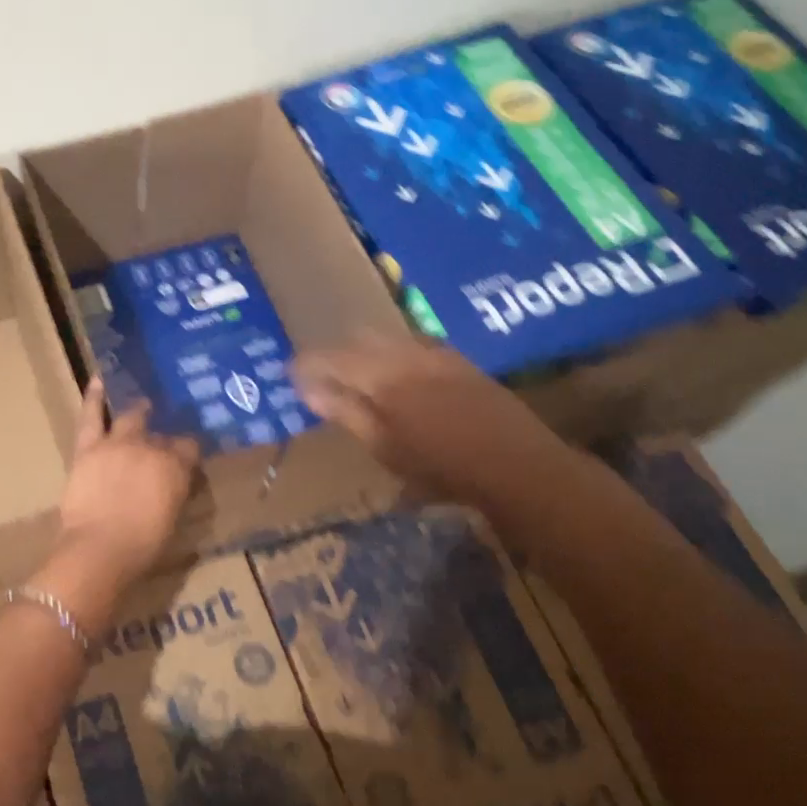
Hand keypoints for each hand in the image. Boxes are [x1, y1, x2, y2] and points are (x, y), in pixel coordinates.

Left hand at [52, 379, 199, 590]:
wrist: (100, 548)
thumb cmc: (142, 546)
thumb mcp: (171, 520)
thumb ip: (173, 495)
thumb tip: (171, 488)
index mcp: (177, 467)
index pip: (190, 447)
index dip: (189, 451)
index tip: (188, 456)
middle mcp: (151, 448)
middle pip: (161, 433)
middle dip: (163, 434)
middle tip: (162, 437)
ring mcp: (118, 443)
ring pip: (131, 418)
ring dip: (138, 410)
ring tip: (142, 404)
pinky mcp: (89, 447)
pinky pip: (92, 415)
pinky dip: (94, 397)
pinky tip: (98, 379)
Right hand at [292, 332, 576, 509]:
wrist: (516, 465)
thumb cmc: (441, 466)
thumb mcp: (384, 447)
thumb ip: (345, 412)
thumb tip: (306, 387)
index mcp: (383, 376)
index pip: (332, 357)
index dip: (307, 364)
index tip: (289, 374)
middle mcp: (408, 354)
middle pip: (360, 339)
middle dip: (336, 354)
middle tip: (321, 378)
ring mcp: (438, 355)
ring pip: (390, 339)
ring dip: (366, 352)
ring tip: (356, 378)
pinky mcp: (460, 362)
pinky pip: (416, 345)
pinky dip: (395, 354)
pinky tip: (398, 376)